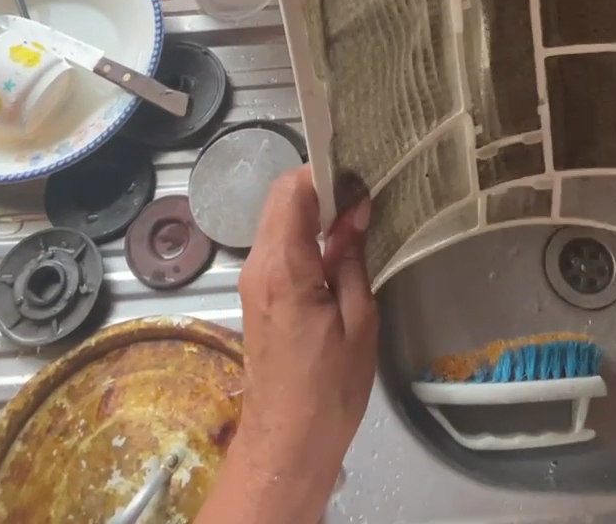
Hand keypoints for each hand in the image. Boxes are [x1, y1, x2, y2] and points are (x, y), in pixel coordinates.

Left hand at [219, 170, 375, 519]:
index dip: (327, 173)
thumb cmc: (330, 388)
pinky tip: (336, 242)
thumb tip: (353, 212)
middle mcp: (259, 264)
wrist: (287, 443)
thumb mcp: (358, 319)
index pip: (294, 190)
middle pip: (280, 197)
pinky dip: (304, 230)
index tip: (361, 176)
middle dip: (320, 185)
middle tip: (362, 192)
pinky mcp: (257, 292)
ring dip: (313, 208)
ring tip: (355, 214)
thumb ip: (351, 257)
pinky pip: (278, 242)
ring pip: (277, 217)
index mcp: (284, 266)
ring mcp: (253, 278)